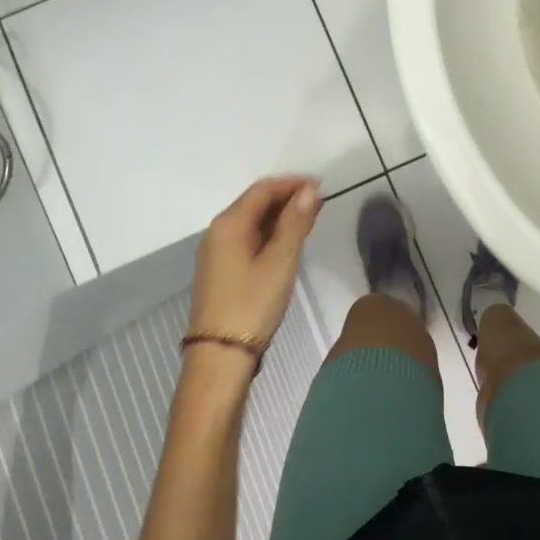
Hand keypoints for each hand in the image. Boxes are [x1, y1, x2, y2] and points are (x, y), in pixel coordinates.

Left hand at [188, 176, 321, 345]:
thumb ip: (295, 223)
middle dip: (288, 198)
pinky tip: (288, 243)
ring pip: (252, 221)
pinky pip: (248, 238)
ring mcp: (217, 251)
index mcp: (229, 223)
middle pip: (255, 202)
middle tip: (320, 203)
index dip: (293, 183)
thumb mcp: (280, 261)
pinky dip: (270, 233)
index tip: (322, 186)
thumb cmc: (253, 304)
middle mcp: (218, 231)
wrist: (220, 356)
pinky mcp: (221, 269)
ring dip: (280, 216)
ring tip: (310, 220)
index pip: (263, 189)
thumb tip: (308, 191)